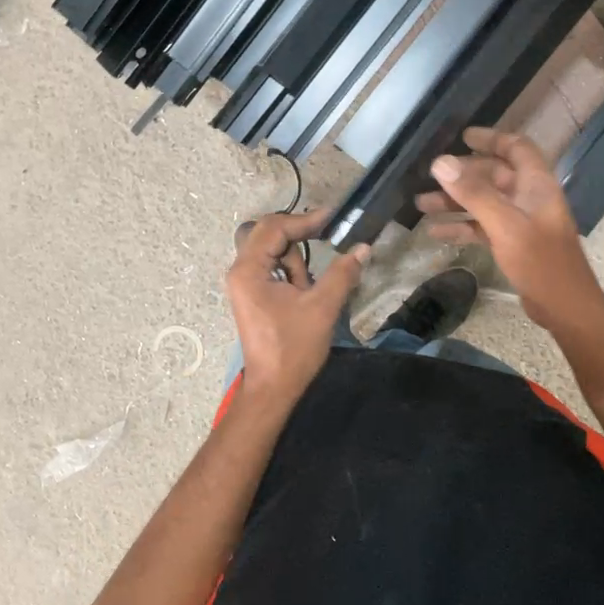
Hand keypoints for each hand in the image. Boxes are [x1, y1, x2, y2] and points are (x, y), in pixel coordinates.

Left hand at [225, 210, 369, 403]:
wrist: (273, 387)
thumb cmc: (293, 348)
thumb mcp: (322, 307)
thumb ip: (342, 273)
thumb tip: (363, 248)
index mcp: (248, 270)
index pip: (274, 228)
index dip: (304, 220)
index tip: (332, 217)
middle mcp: (240, 271)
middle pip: (268, 234)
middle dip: (299, 234)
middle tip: (329, 235)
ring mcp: (243, 283)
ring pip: (272, 251)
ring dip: (295, 260)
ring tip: (309, 289)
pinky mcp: (251, 294)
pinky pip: (271, 268)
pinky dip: (290, 271)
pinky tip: (304, 290)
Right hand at [415, 128, 599, 327]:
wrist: (564, 307)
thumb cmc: (540, 261)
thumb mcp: (504, 224)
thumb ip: (473, 193)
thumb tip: (440, 162)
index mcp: (536, 184)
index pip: (516, 148)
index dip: (491, 138)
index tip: (461, 137)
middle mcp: (529, 197)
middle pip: (493, 175)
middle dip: (461, 175)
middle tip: (429, 176)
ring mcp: (521, 221)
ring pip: (484, 202)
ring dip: (454, 201)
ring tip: (421, 204)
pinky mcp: (512, 243)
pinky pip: (482, 226)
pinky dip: (461, 226)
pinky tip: (435, 232)